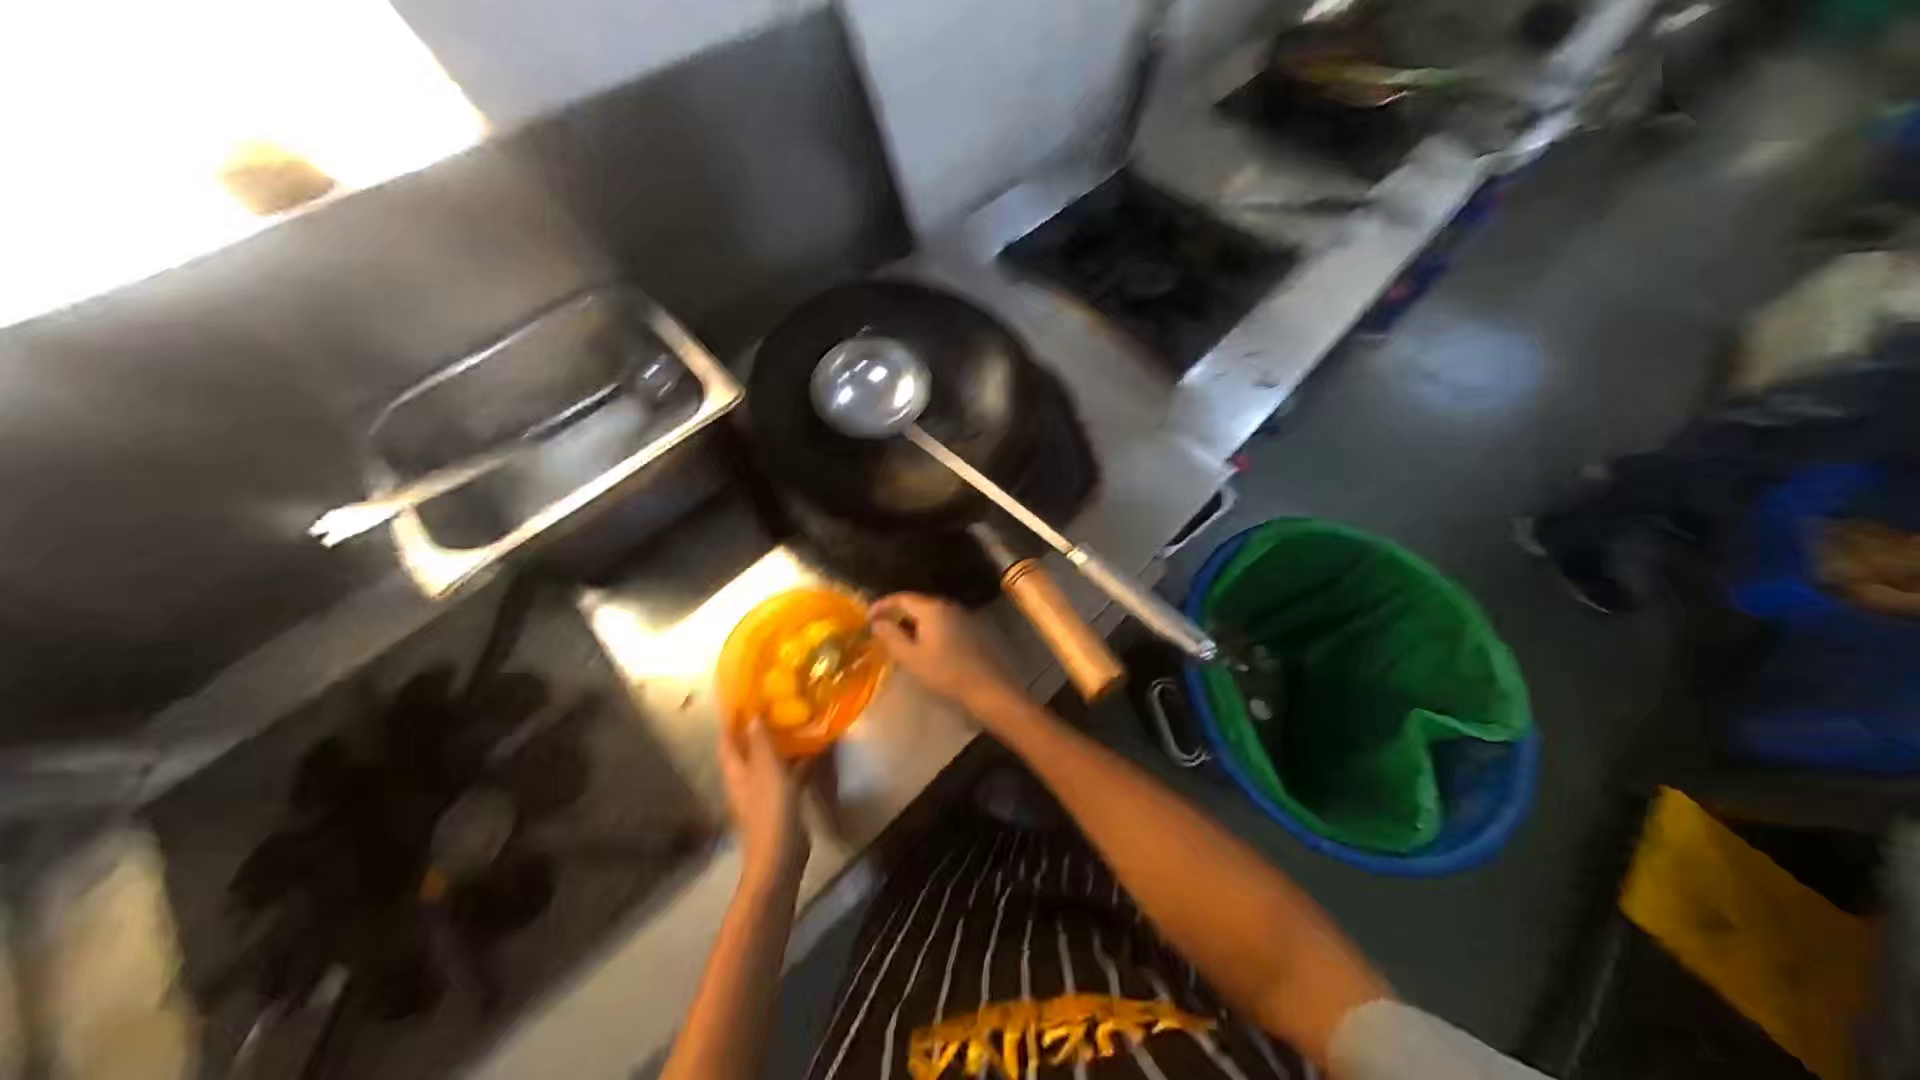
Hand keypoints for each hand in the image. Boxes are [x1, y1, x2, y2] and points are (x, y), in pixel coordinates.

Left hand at [717, 717, 810, 882]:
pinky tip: (814, 750)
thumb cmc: (770, 809)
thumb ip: (760, 742)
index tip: (744, 696)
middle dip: (758, 727)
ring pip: (769, 760)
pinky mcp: (781, 802)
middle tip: (776, 703)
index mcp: (735, 770)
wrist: (781, 855)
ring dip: (780, 743)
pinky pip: (788, 774)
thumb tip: (752, 716)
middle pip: (748, 748)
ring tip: (797, 719)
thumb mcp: (767, 770)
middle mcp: (745, 779)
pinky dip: (797, 761)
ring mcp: (763, 792)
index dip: (731, 718)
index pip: (727, 738)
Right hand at [869, 593, 1021, 708]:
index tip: (868, 617)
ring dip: (913, 623)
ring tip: (899, 640)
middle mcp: (948, 606)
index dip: (882, 605)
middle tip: (881, 630)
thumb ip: (891, 637)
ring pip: (931, 614)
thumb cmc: (945, 674)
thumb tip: (877, 621)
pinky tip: (924, 647)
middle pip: (917, 604)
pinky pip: (943, 623)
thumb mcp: (911, 658)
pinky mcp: (972, 630)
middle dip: (897, 615)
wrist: (989, 689)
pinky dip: (928, 630)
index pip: (901, 598)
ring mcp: (963, 616)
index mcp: (932, 609)